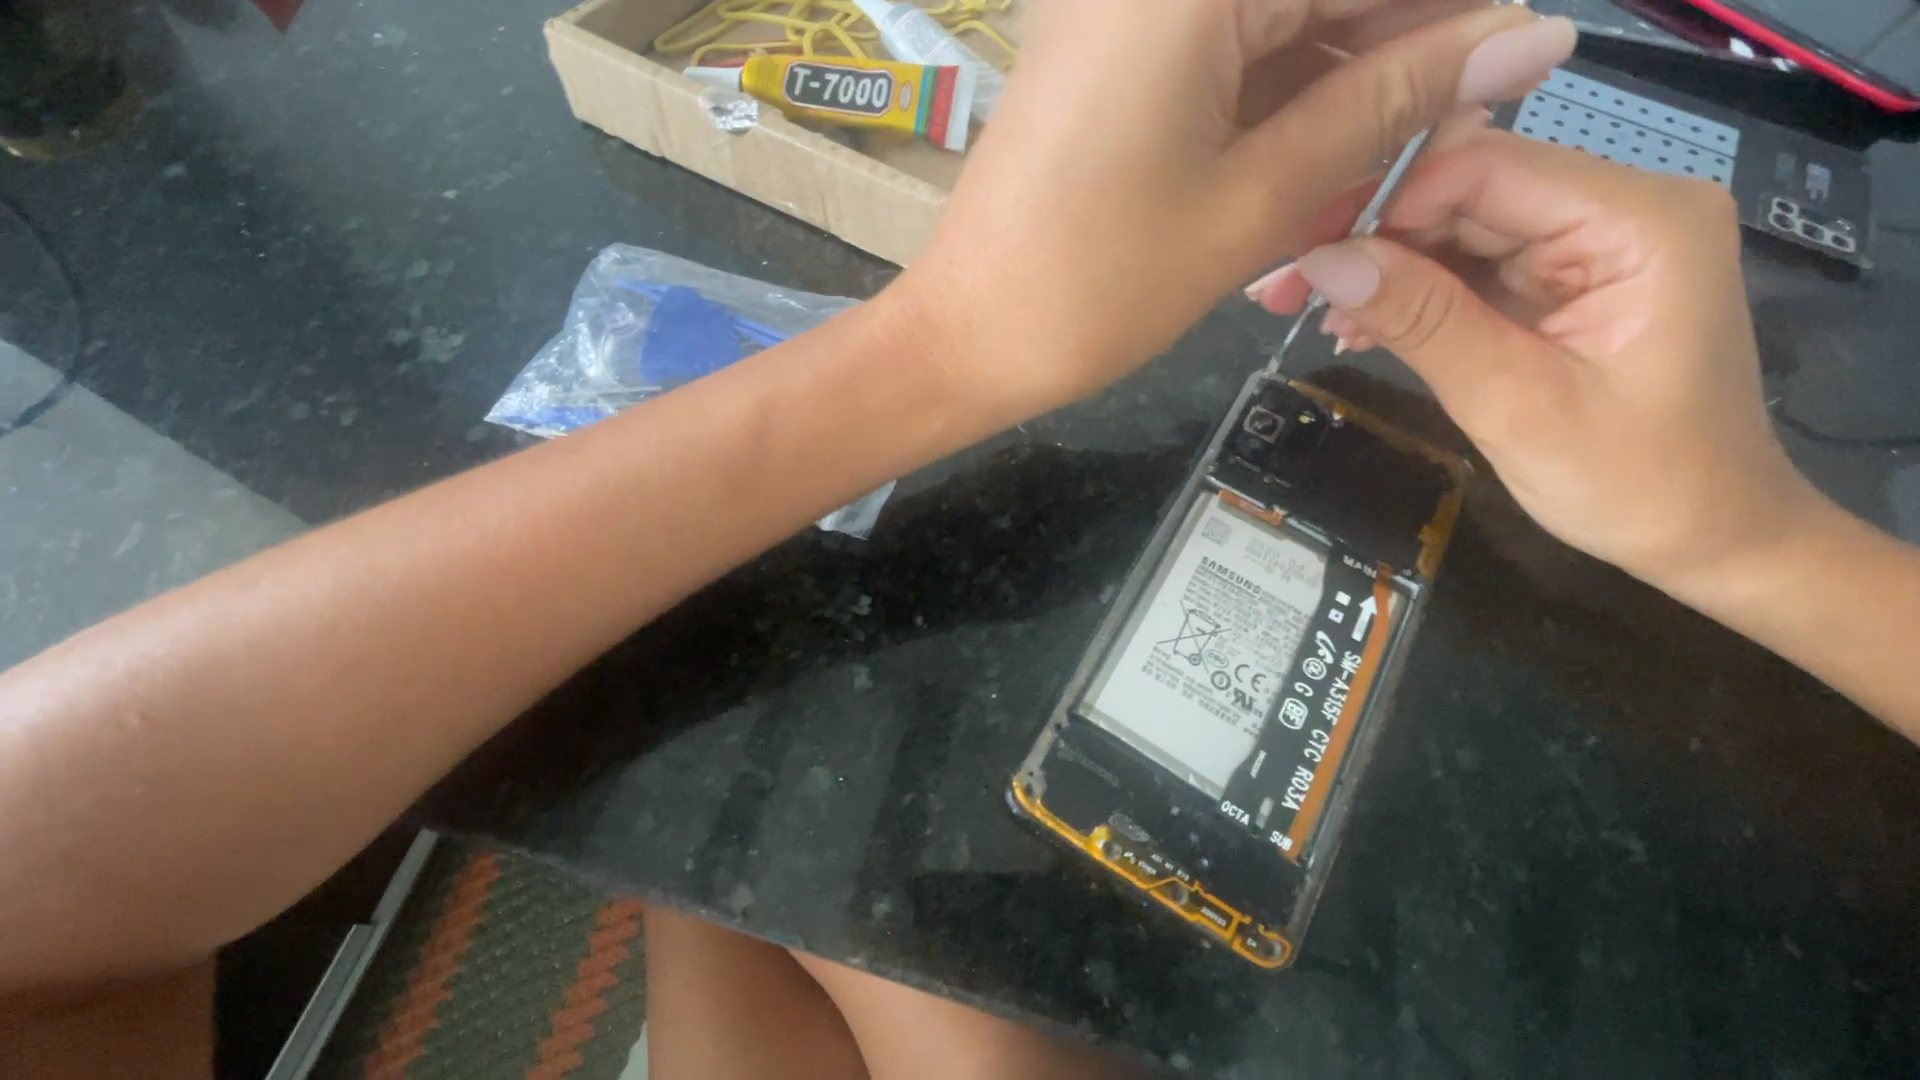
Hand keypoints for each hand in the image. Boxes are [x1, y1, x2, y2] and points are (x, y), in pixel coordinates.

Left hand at [892, 1, 1576, 425]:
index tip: (1509, 66)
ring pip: (1268, 17)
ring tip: (1378, 157)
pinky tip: (1312, 146)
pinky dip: (1269, 90)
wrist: (969, 338)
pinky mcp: (1099, 49)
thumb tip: (1525, 33)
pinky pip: (1213, 46)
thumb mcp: (1256, 199)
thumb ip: (1386, 106)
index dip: (1450, 11)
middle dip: (1392, 44)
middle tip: (1445, 127)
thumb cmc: (1102, 286)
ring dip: (1334, 75)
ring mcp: (1114, 6)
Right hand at [1252, 133, 1820, 588]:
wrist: (1699, 533)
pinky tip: (1357, 327)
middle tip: (1282, 289)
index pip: (1485, 170)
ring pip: (1456, 229)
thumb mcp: (1511, 401)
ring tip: (1305, 312)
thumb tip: (1323, 261)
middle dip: (1369, 239)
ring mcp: (1588, 245)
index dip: (1385, 203)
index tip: (1303, 254)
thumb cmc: (1627, 480)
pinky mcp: (1561, 281)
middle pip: (1466, 194)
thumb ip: (1422, 320)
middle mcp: (1618, 210)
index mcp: (1637, 222)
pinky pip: (1469, 268)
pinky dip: (1409, 296)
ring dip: (1379, 270)